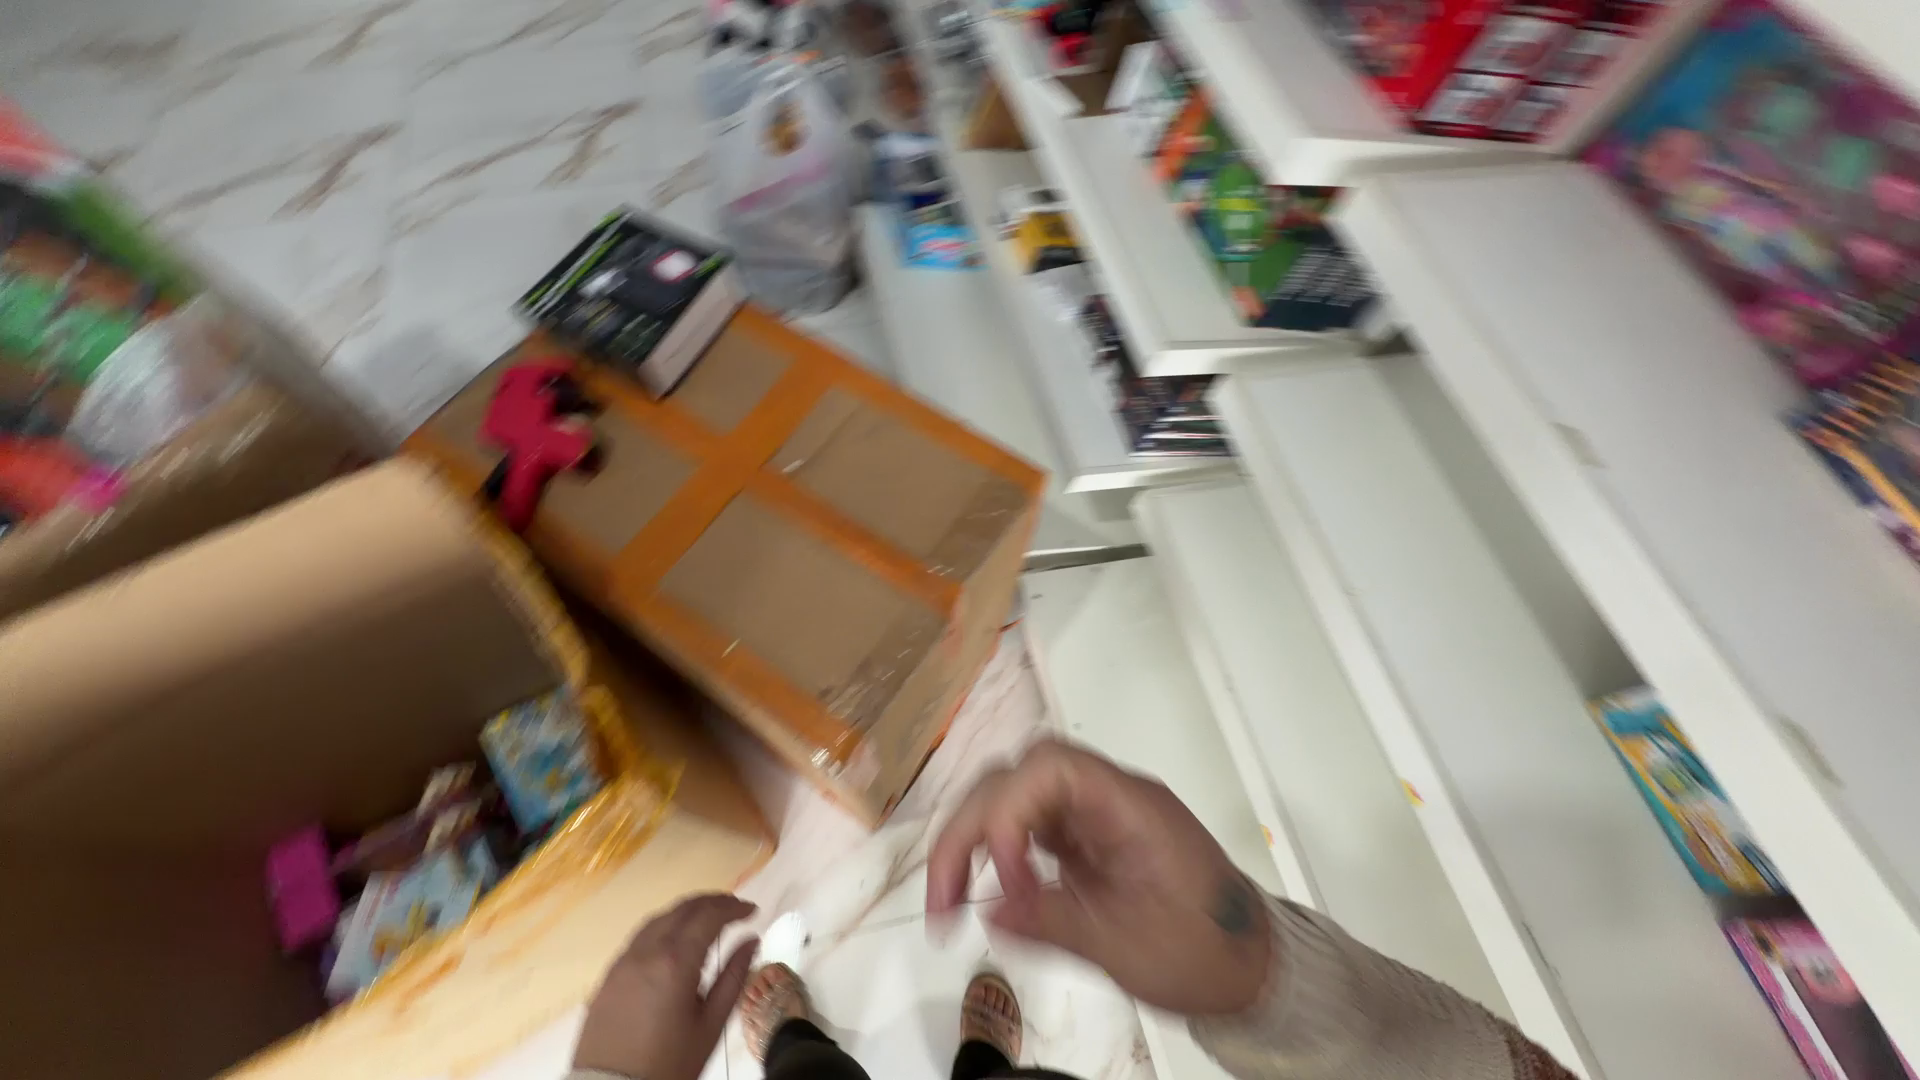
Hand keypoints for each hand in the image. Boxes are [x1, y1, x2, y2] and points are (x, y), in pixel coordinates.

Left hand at [574, 894, 759, 1079]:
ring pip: (659, 918)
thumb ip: (734, 977)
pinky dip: (664, 926)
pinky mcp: (608, 976)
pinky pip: (640, 936)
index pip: (710, 916)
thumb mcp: (711, 1026)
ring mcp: (623, 961)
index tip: (753, 910)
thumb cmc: (669, 1065)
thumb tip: (752, 941)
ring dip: (687, 911)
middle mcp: (648, 951)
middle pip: (684, 908)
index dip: (735, 908)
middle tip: (734, 908)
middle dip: (713, 902)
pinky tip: (673, 940)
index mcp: (676, 962)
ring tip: (707, 918)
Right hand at [926, 739, 1271, 1016]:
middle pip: (1019, 776)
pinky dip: (995, 849)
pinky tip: (981, 884)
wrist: (1248, 963)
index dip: (1010, 811)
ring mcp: (1092, 813)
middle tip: (942, 898)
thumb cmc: (1202, 951)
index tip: (1007, 879)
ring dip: (973, 836)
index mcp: (1127, 805)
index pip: (1050, 767)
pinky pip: (1027, 824)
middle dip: (971, 827)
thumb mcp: (1126, 947)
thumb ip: (1052, 921)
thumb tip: (987, 909)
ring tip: (948, 896)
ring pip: (1014, 795)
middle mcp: (1104, 796)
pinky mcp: (1083, 835)